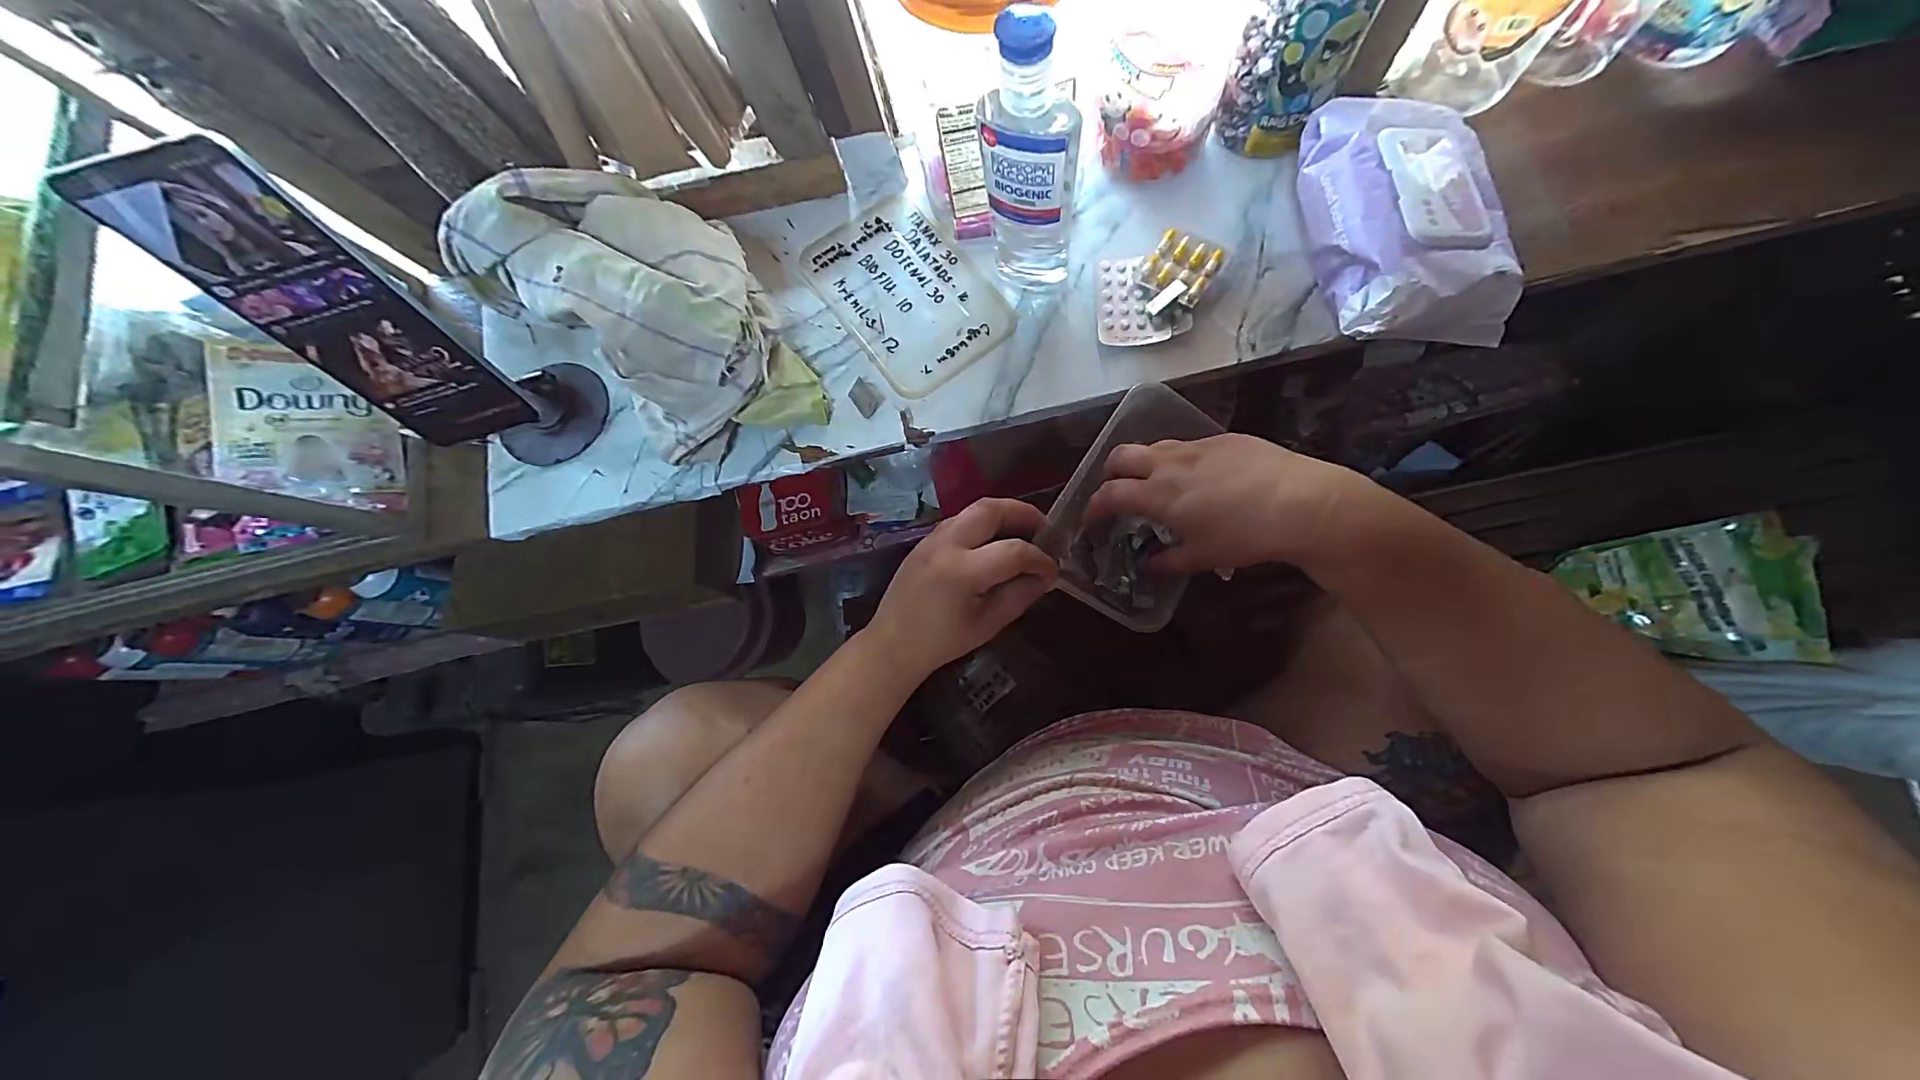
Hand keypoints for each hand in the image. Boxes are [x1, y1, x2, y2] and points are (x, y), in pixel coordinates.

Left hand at [861, 498, 1057, 676]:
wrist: (892, 645)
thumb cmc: (941, 642)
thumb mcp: (987, 624)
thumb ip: (1019, 595)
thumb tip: (1045, 577)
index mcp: (962, 571)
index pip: (1014, 551)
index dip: (1040, 559)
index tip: (1052, 570)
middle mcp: (946, 546)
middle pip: (991, 509)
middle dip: (1023, 513)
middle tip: (1044, 528)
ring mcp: (931, 539)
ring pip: (973, 509)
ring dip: (1002, 514)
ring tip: (1022, 531)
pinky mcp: (924, 542)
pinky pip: (959, 520)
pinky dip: (982, 523)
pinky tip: (994, 540)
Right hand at [1083, 433, 1368, 573]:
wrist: (1305, 503)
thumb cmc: (1246, 536)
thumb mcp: (1204, 556)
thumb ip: (1170, 560)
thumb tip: (1150, 564)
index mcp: (1158, 493)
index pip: (1110, 493)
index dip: (1094, 506)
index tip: (1092, 518)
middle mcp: (1170, 463)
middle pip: (1121, 455)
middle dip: (1110, 472)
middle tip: (1116, 491)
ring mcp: (1199, 446)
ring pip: (1156, 445)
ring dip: (1144, 462)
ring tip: (1156, 483)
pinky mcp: (1226, 439)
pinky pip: (1189, 445)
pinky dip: (1179, 460)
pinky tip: (1201, 478)